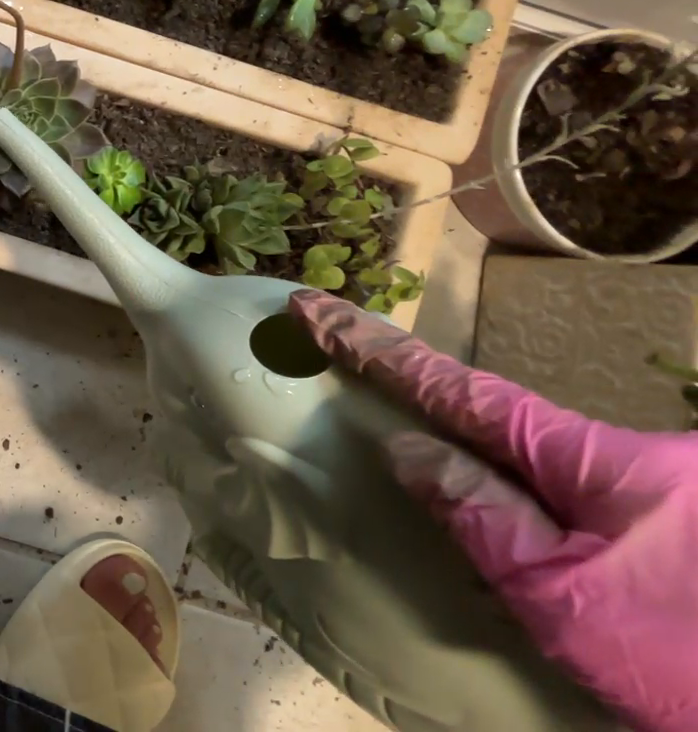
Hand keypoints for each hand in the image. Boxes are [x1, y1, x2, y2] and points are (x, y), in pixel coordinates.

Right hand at [288, 290, 697, 731]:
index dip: (378, 348)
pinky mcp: (678, 520)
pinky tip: (485, 485)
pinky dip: (508, 471)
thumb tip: (403, 447)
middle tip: (338, 346)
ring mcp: (664, 485)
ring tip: (394, 420)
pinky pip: (567, 480)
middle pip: (499, 411)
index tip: (312, 308)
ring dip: (462, 434)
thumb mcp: (560, 596)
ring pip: (535, 449)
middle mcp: (637, 455)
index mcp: (601, 459)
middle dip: (415, 380)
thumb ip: (479, 514)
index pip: (460, 390)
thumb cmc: (687, 664)